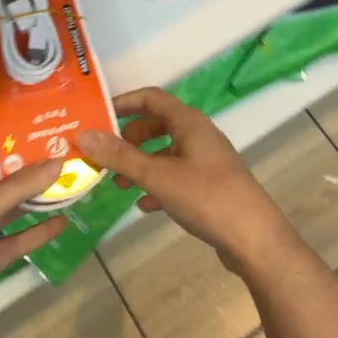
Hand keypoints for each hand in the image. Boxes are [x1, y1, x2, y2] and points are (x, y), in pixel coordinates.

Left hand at [0, 145, 69, 335]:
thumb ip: (20, 186)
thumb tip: (60, 162)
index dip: (11, 139)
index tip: (44, 129)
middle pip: (2, 179)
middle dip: (31, 168)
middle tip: (67, 153)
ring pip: (12, 209)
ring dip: (38, 199)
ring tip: (72, 182)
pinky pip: (16, 240)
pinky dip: (37, 232)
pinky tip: (62, 222)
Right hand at [74, 88, 290, 273]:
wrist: (254, 239)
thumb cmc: (206, 197)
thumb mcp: (158, 176)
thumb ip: (120, 156)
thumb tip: (83, 135)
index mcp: (190, 123)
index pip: (152, 98)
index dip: (124, 103)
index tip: (97, 117)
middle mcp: (200, 136)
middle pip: (158, 125)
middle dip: (129, 139)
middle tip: (105, 155)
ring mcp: (208, 162)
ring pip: (167, 154)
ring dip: (141, 164)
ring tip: (118, 184)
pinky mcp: (212, 187)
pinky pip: (178, 177)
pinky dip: (158, 186)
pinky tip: (144, 205)